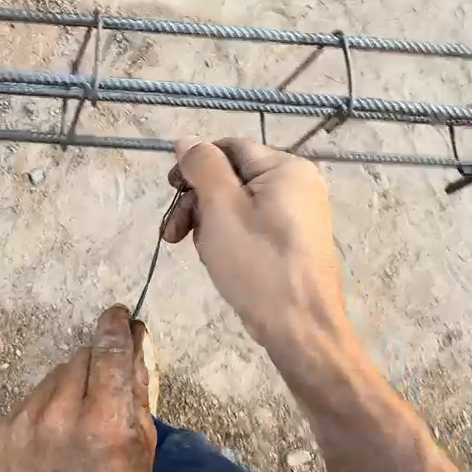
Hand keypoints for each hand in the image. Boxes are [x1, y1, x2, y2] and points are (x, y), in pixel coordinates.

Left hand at [0, 305, 155, 471]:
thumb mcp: (143, 450)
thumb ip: (138, 389)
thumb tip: (136, 338)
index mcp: (104, 422)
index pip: (109, 350)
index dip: (115, 326)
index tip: (119, 313)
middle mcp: (62, 413)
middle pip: (83, 356)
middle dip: (98, 366)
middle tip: (104, 393)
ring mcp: (29, 419)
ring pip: (59, 372)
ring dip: (73, 384)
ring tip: (79, 421)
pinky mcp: (7, 425)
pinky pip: (37, 393)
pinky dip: (51, 403)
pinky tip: (57, 434)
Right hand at [163, 137, 348, 355]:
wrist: (300, 330)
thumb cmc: (258, 265)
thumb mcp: (221, 208)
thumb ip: (202, 166)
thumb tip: (187, 141)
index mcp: (286, 168)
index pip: (228, 148)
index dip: (194, 166)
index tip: (172, 194)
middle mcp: (297, 184)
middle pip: (231, 176)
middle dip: (197, 201)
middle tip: (175, 234)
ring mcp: (298, 214)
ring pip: (237, 203)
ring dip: (208, 222)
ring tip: (198, 252)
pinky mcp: (294, 240)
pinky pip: (252, 223)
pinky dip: (228, 236)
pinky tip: (219, 259)